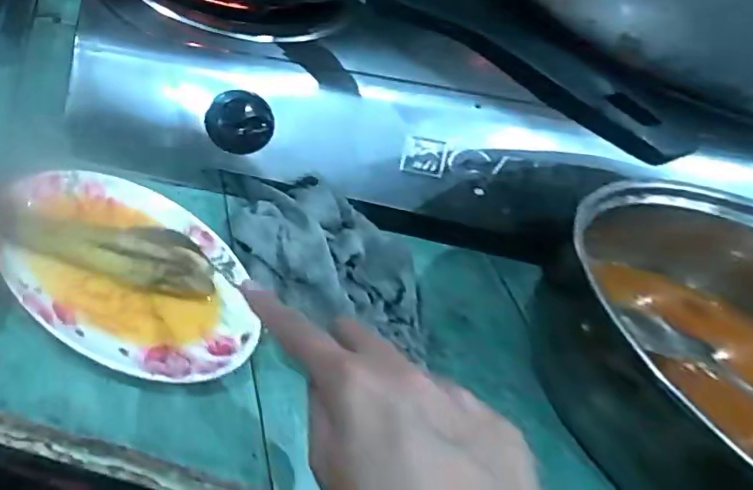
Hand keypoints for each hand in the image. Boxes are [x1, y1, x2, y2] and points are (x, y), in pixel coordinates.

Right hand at [245, 285, 538, 489]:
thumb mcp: (328, 467)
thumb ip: (321, 413)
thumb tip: (328, 387)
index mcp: (350, 382)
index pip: (298, 330)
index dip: (271, 308)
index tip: (252, 286)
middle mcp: (401, 372)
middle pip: (357, 335)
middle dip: (345, 353)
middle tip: (348, 390)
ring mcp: (455, 394)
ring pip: (411, 372)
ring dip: (399, 392)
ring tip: (414, 443)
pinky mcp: (500, 424)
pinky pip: (459, 406)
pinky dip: (446, 423)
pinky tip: (456, 464)